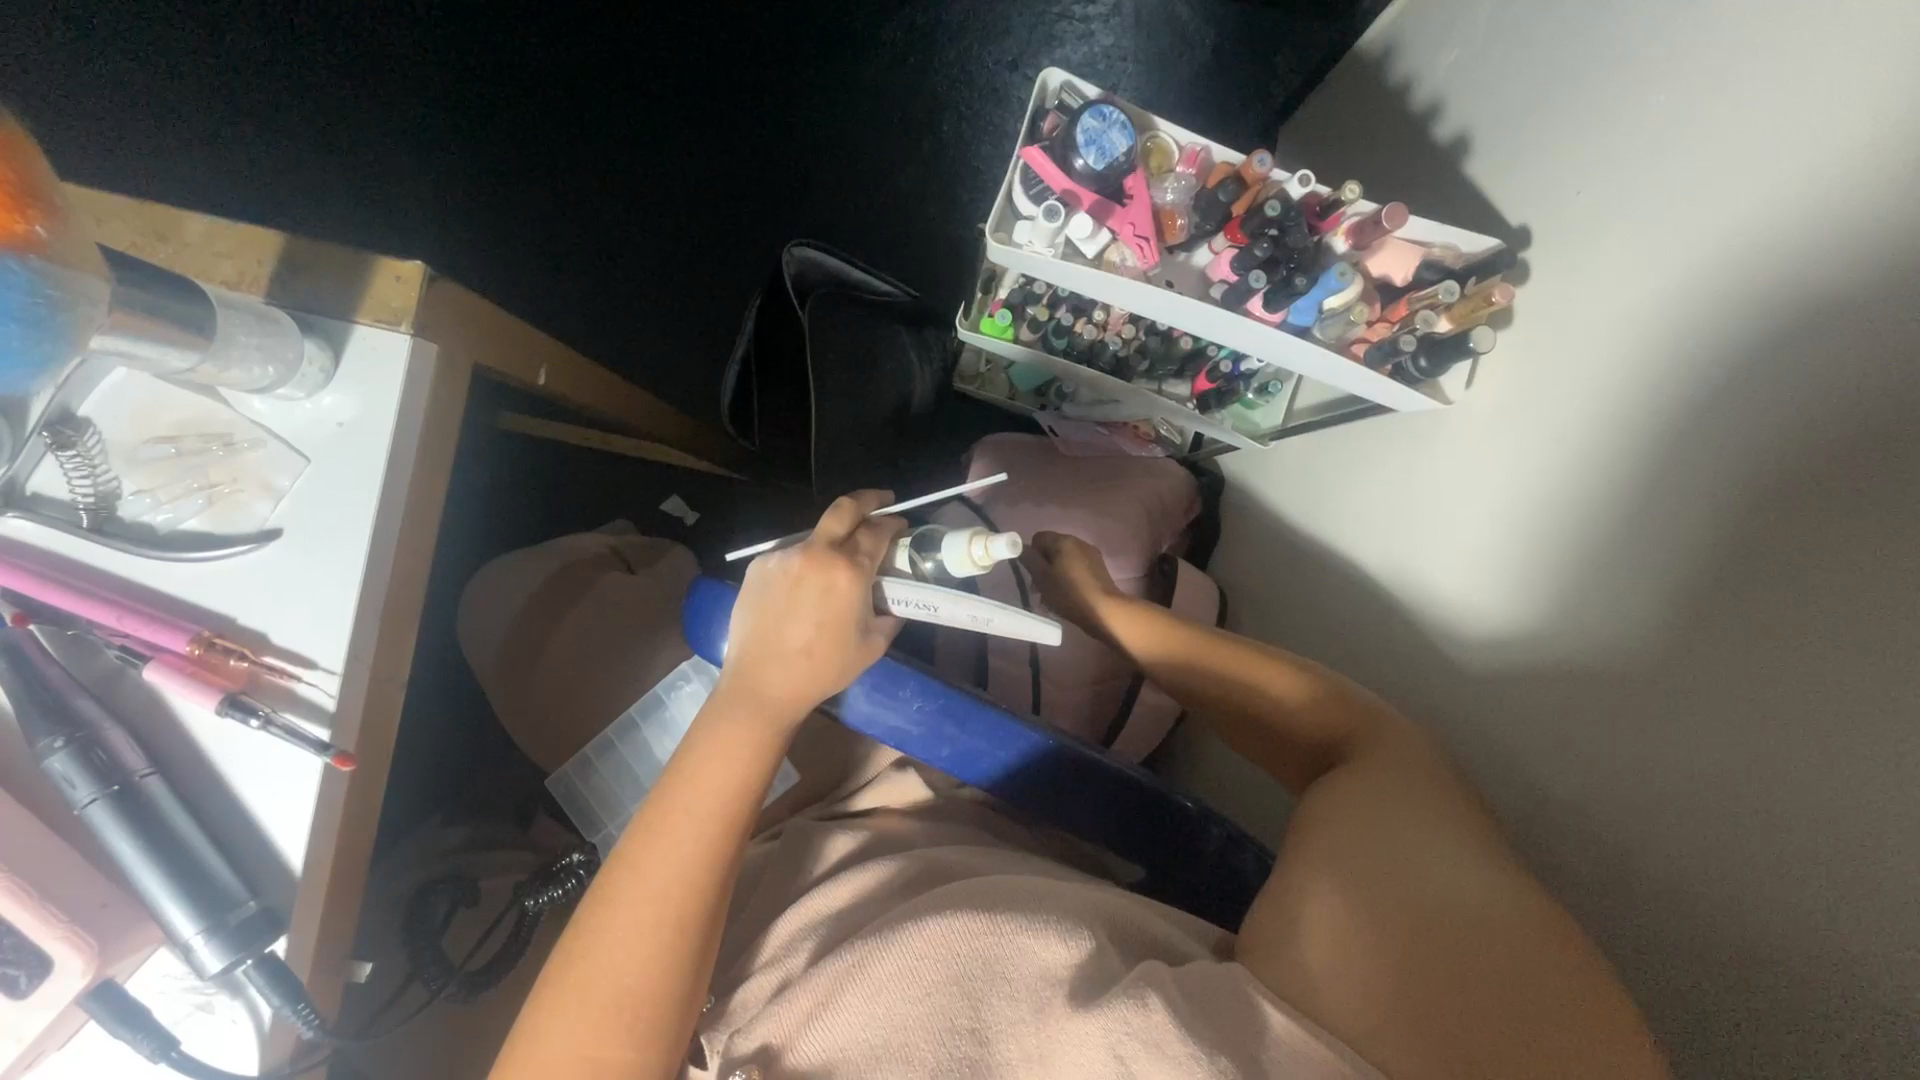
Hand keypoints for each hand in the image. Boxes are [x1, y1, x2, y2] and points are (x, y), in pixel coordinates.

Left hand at [716, 491, 905, 723]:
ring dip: (832, 539)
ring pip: (816, 533)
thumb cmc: (824, 668)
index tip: (900, 525)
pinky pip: (790, 554)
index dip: (893, 523)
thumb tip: (894, 599)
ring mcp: (784, 555)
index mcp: (849, 571)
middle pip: (846, 507)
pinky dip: (804, 562)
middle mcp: (817, 552)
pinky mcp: (760, 565)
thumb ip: (890, 614)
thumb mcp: (873, 645)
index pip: (878, 530)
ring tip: (835, 564)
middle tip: (882, 501)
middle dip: (869, 499)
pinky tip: (803, 587)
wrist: (762, 683)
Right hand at [1021, 531, 1126, 640]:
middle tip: (1041, 588)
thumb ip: (1029, 560)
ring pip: (1065, 558)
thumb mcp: (1042, 578)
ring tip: (1054, 594)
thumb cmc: (1069, 594)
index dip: (1032, 555)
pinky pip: (1077, 566)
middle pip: (1052, 548)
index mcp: (1063, 541)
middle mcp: (1078, 541)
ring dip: (1056, 572)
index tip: (1034, 574)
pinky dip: (1069, 576)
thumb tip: (1020, 547)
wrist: (1105, 610)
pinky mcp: (1099, 567)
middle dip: (1044, 565)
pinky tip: (1070, 594)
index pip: (1038, 538)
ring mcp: (1091, 554)